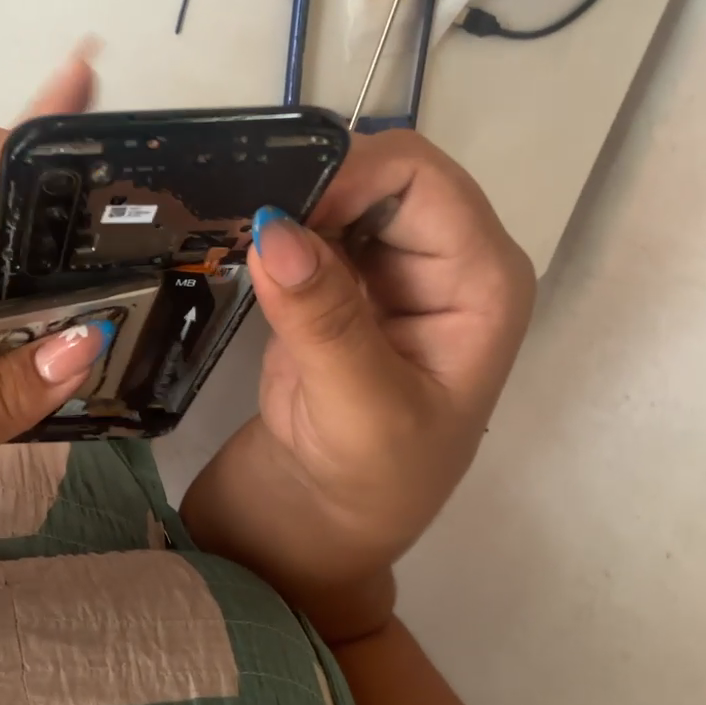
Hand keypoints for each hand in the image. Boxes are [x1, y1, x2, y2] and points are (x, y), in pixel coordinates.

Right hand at [183, 130, 536, 633]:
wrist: (312, 530)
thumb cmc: (363, 486)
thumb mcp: (357, 411)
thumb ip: (324, 319)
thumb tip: (274, 228)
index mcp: (478, 284)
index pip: (421, 179)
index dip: (348, 178)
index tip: (276, 220)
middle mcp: (437, 265)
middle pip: (378, 175)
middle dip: (311, 186)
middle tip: (242, 226)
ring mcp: (379, 277)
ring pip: (333, 196)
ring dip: (283, 207)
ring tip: (227, 237)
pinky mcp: (328, 292)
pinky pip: (300, 231)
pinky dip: (266, 231)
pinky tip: (231, 253)